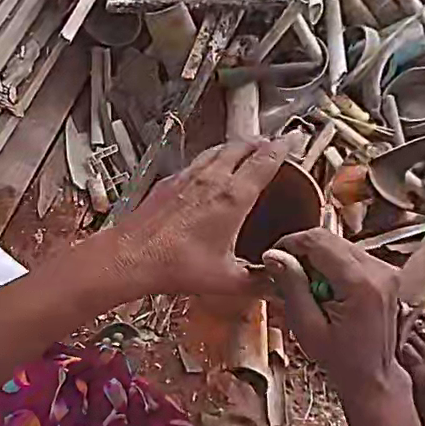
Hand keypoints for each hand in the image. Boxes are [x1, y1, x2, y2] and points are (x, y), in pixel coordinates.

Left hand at [109, 139, 285, 296]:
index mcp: (233, 197)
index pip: (265, 161)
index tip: (292, 139)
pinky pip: (196, 161)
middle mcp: (211, 180)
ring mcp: (188, 178)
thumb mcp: (227, 279)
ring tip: (244, 149)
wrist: (132, 256)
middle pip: (241, 147)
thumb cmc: (175, 265)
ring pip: (217, 150)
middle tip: (270, 143)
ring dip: (235, 146)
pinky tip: (207, 169)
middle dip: (259, 142)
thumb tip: (277, 286)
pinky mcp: (169, 183)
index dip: (282, 147)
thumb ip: (258, 282)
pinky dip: (210, 158)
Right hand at [263, 229, 410, 405]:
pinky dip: (331, 265)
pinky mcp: (386, 274)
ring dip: (316, 258)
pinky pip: (350, 255)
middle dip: (302, 251)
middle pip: (329, 238)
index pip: (318, 241)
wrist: (374, 376)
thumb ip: (292, 286)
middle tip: (285, 273)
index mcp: (360, 284)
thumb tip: (274, 255)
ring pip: (338, 244)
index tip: (273, 257)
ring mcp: (386, 271)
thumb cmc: (342, 359)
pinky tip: (324, 288)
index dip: (290, 244)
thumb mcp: (307, 326)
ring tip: (306, 286)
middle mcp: (379, 271)